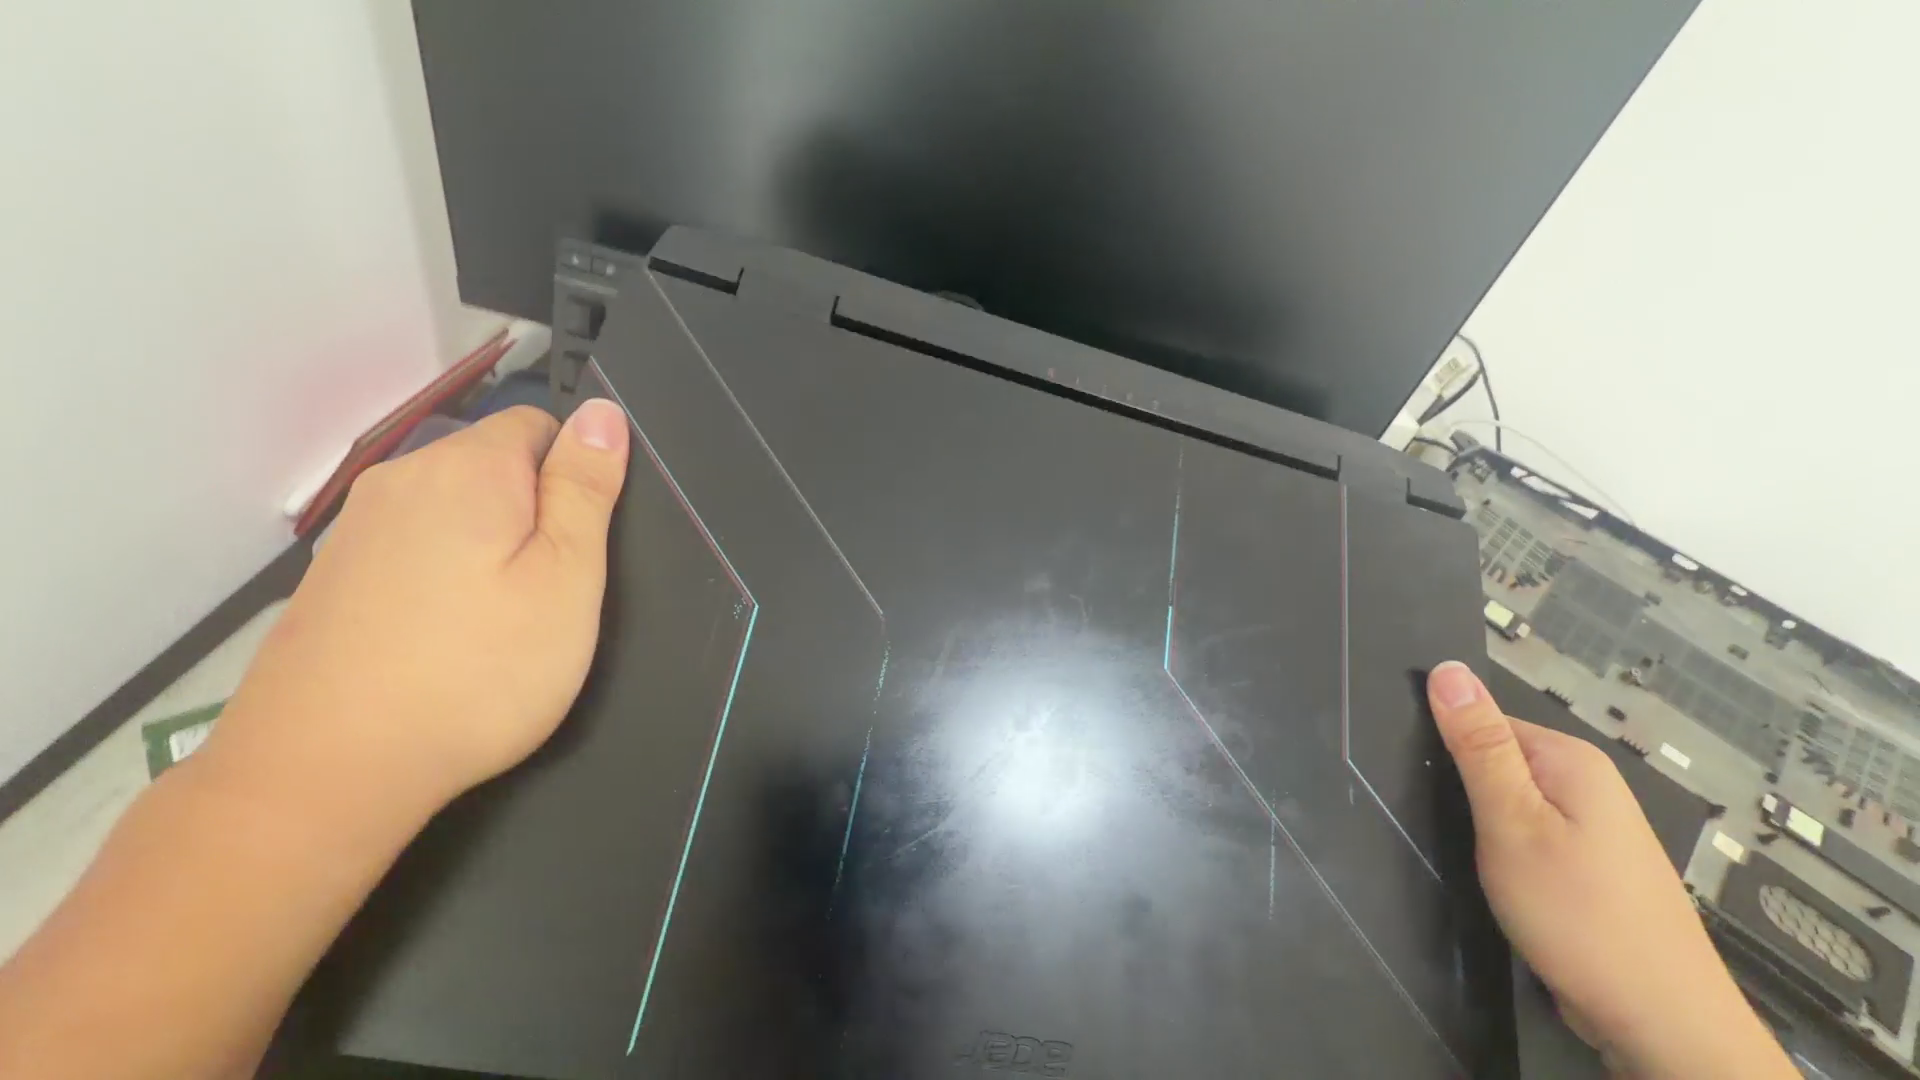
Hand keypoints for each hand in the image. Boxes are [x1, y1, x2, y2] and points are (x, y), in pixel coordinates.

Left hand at [206, 401, 630, 817]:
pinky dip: (442, 575)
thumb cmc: (478, 670)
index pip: (542, 426)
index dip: (576, 478)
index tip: (579, 547)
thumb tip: (601, 413)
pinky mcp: (333, 576)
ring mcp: (357, 528)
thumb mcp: (567, 577)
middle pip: (494, 466)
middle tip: (547, 595)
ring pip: (454, 510)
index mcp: (469, 468)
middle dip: (532, 512)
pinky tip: (443, 639)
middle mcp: (403, 478)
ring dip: (488, 546)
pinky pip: (413, 548)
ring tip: (497, 623)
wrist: (326, 770)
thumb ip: (585, 489)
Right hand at [1427, 661, 1796, 1079]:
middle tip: (1433, 822)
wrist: (1659, 1021)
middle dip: (1462, 788)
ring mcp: (1594, 829)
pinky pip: (1530, 835)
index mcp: (1569, 759)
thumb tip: (1448, 668)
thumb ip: (1477, 745)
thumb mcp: (1510, 821)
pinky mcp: (1589, 867)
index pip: (1484, 722)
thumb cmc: (1575, 912)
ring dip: (1481, 823)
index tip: (1414, 782)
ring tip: (1457, 851)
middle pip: (1499, 761)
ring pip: (1512, 803)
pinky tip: (1492, 877)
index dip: (1443, 747)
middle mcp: (1588, 784)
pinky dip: (1503, 850)